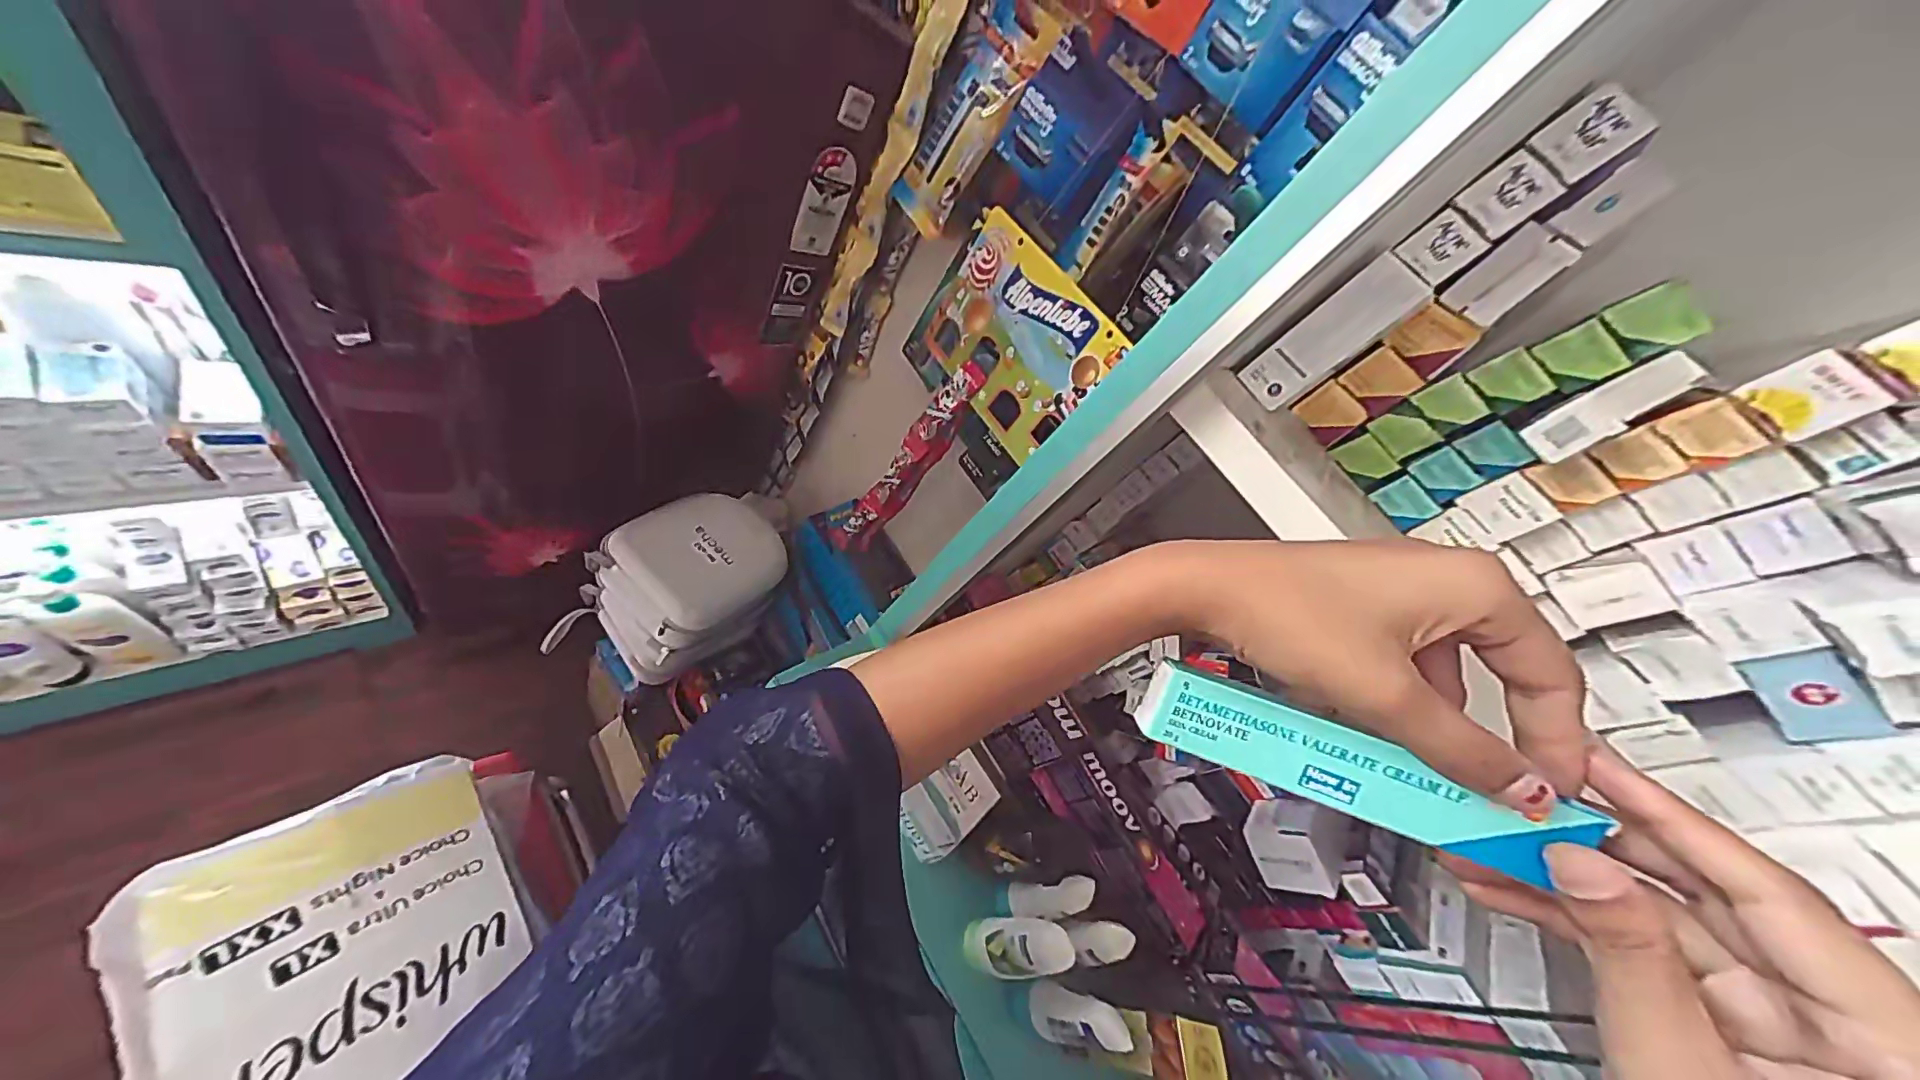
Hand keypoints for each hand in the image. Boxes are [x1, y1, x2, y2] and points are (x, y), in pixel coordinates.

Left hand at [1171, 539, 1587, 813]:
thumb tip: (1517, 786)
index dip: (1555, 741)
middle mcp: (1441, 577)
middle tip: (1483, 785)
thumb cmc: (1287, 613)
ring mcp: (1395, 588)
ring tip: (1414, 763)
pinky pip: (1395, 659)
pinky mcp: (1357, 602)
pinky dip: (1391, 696)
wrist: (1207, 588)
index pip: (1549, 672)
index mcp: (1474, 584)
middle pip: (1495, 671)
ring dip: (1428, 720)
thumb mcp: (1386, 695)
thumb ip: (1460, 749)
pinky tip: (1367, 726)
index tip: (1546, 790)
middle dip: (1482, 733)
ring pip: (1437, 671)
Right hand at [1445, 747, 1919, 1079]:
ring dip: (1560, 881)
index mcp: (1885, 1041)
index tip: (1598, 765)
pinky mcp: (1721, 1029)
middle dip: (1593, 845)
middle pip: (1701, 897)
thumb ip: (1631, 958)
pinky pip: (1638, 953)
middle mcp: (1840, 1024)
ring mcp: (1776, 1027)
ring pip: (1654, 921)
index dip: (1671, 816)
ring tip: (1487, 848)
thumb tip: (1579, 860)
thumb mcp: (1674, 1067)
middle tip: (1522, 804)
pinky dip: (1569, 922)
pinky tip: (1508, 891)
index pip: (1768, 893)